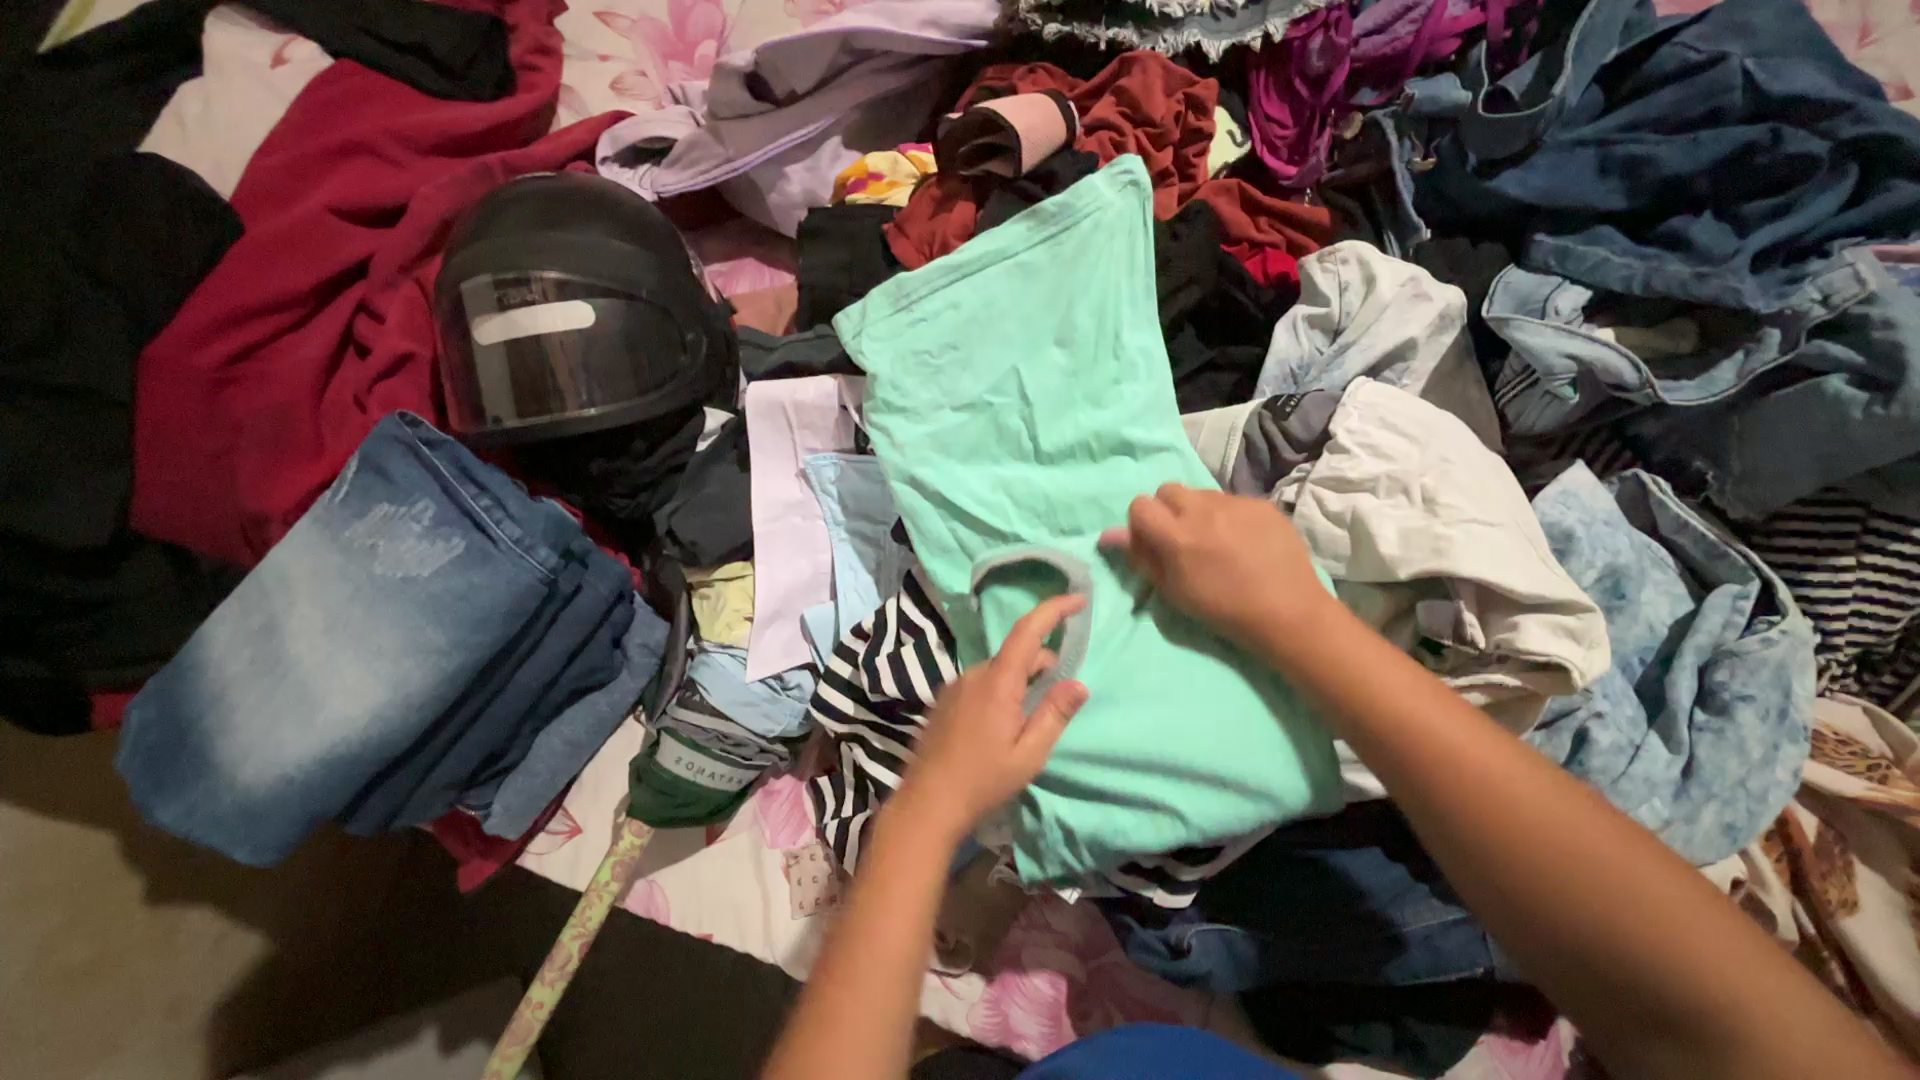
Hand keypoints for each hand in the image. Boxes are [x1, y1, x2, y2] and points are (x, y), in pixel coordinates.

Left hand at [891, 594, 1090, 842]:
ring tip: (1028, 719)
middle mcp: (973, 675)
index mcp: (997, 683)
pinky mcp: (944, 701)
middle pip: (1015, 653)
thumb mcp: (1029, 755)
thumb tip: (1079, 683)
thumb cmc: (983, 781)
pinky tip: (1000, 725)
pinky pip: (980, 683)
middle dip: (1042, 662)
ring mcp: (954, 687)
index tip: (1078, 599)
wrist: (927, 803)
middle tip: (1058, 696)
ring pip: (997, 669)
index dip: (1053, 610)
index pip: (1027, 631)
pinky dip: (999, 690)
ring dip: (1019, 680)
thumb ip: (1054, 715)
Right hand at [1100, 483, 1334, 647]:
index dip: (1142, 523)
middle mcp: (1203, 510)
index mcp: (1177, 535)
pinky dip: (1229, 515)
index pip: (1140, 504)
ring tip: (1216, 540)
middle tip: (1182, 538)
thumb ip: (1141, 556)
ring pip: (1201, 494)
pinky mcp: (1260, 504)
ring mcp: (1235, 503)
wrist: (1286, 611)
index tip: (1154, 543)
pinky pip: (1231, 500)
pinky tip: (1243, 541)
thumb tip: (1109, 534)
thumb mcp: (1173, 590)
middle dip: (1168, 510)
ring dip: (1199, 511)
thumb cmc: (1222, 609)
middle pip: (1168, 490)